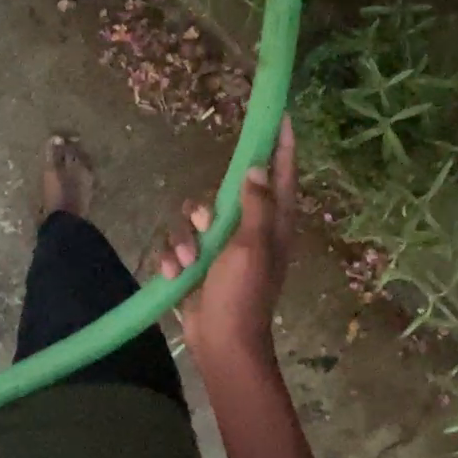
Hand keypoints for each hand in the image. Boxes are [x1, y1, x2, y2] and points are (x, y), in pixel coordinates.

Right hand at [158, 115, 297, 360]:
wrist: (221, 343)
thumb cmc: (243, 294)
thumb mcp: (251, 246)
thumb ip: (255, 205)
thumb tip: (257, 167)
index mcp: (274, 225)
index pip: (281, 175)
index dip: (282, 145)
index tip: (279, 115)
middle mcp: (250, 231)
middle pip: (228, 195)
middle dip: (209, 210)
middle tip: (207, 225)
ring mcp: (223, 248)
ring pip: (195, 219)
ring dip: (186, 240)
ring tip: (188, 262)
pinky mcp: (199, 264)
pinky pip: (180, 244)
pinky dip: (175, 259)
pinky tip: (177, 275)